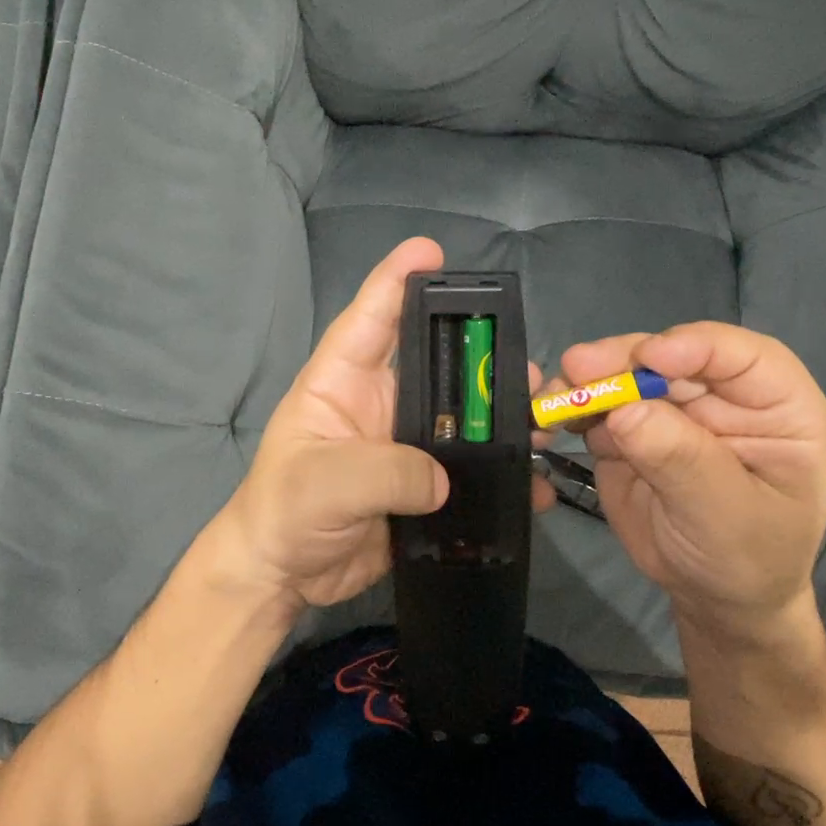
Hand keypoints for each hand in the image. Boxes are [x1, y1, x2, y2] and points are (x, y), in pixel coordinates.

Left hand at [211, 238, 552, 609]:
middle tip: (527, 368)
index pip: (369, 319)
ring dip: (502, 416)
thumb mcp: (327, 483)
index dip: (397, 280)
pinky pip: (470, 469)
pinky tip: (535, 486)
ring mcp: (403, 444)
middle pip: (436, 363)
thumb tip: (446, 479)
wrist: (284, 575)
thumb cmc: (285, 512)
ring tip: (541, 423)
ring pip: (462, 415)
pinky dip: (503, 475)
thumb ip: (387, 471)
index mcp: (341, 382)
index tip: (431, 250)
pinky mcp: (422, 485)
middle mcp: (378, 403)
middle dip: (482, 357)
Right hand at [553, 323, 825, 640]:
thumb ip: (681, 460)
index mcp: (775, 407)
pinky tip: (549, 417)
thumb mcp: (725, 514)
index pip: (741, 357)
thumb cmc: (746, 558)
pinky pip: (597, 407)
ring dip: (587, 381)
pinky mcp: (629, 429)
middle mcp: (720, 396)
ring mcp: (671, 410)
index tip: (649, 358)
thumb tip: (624, 411)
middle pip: (670, 358)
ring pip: (626, 375)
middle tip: (576, 367)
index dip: (696, 347)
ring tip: (551, 399)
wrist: (714, 598)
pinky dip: (570, 408)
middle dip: (623, 360)